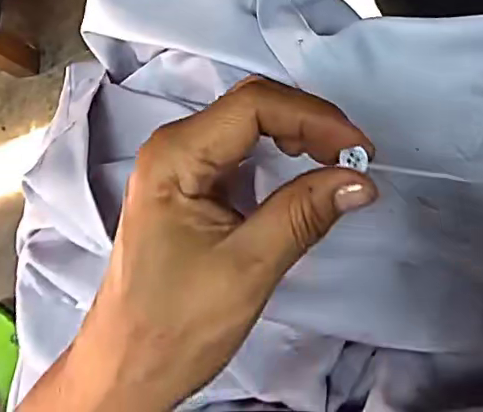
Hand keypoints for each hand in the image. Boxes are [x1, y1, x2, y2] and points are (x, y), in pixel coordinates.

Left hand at [22, 77, 377, 411]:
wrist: (121, 380)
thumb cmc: (171, 330)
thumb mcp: (246, 270)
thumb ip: (303, 214)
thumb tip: (360, 179)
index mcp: (175, 156)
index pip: (256, 105)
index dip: (313, 117)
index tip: (357, 148)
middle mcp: (175, 144)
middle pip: (256, 103)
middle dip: (311, 121)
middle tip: (354, 153)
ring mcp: (182, 158)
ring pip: (255, 117)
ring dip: (302, 130)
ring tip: (339, 158)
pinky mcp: (194, 176)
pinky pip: (248, 140)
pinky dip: (286, 145)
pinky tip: (308, 163)